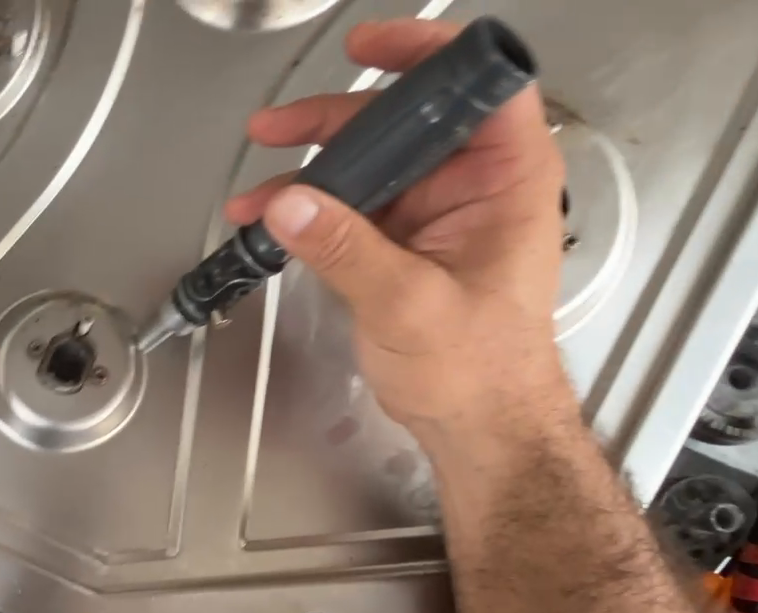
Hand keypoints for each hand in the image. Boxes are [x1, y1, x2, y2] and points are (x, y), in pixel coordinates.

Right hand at [225, 19, 573, 444]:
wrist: (471, 418)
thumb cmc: (474, 364)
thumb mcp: (407, 303)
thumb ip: (346, 249)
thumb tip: (290, 203)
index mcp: (504, 179)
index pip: (478, 86)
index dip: (425, 56)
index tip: (367, 49)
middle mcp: (467, 187)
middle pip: (403, 125)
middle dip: (334, 123)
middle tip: (275, 129)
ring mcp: (427, 217)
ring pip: (367, 170)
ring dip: (308, 175)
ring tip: (254, 190)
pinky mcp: (394, 247)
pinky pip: (348, 213)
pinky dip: (308, 215)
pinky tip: (270, 223)